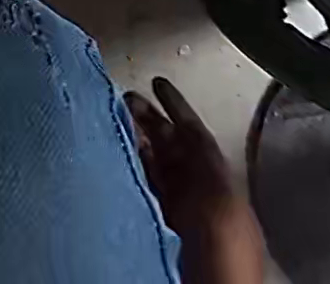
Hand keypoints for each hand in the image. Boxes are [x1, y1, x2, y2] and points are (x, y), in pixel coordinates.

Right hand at [126, 76, 264, 283]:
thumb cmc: (221, 249)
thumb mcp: (221, 200)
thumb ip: (200, 160)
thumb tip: (173, 127)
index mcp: (217, 185)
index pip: (194, 135)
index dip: (176, 106)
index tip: (156, 80)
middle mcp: (195, 193)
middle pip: (169, 145)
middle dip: (147, 117)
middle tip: (123, 95)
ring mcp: (172, 210)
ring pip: (149, 162)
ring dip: (131, 138)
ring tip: (109, 116)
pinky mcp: (150, 222)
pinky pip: (135, 184)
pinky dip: (123, 164)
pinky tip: (108, 150)